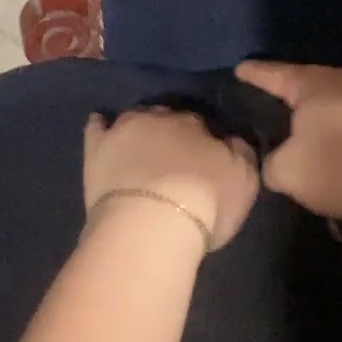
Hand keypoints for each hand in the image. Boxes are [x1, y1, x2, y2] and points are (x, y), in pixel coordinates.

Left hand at [82, 108, 260, 250]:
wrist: (151, 223)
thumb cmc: (205, 202)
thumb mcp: (244, 180)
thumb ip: (242, 153)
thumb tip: (234, 140)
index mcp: (196, 124)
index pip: (201, 125)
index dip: (203, 142)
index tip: (204, 160)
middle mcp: (160, 118)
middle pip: (167, 118)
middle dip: (171, 133)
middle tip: (174, 159)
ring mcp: (124, 130)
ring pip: (136, 117)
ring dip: (141, 126)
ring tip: (144, 145)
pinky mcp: (97, 149)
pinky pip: (97, 127)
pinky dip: (100, 124)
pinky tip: (100, 123)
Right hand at [233, 61, 341, 219]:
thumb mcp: (292, 172)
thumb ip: (273, 165)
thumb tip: (276, 162)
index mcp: (310, 84)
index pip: (271, 74)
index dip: (253, 75)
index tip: (239, 69)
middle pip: (308, 89)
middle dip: (292, 104)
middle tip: (273, 115)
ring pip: (339, 111)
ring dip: (326, 130)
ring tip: (313, 151)